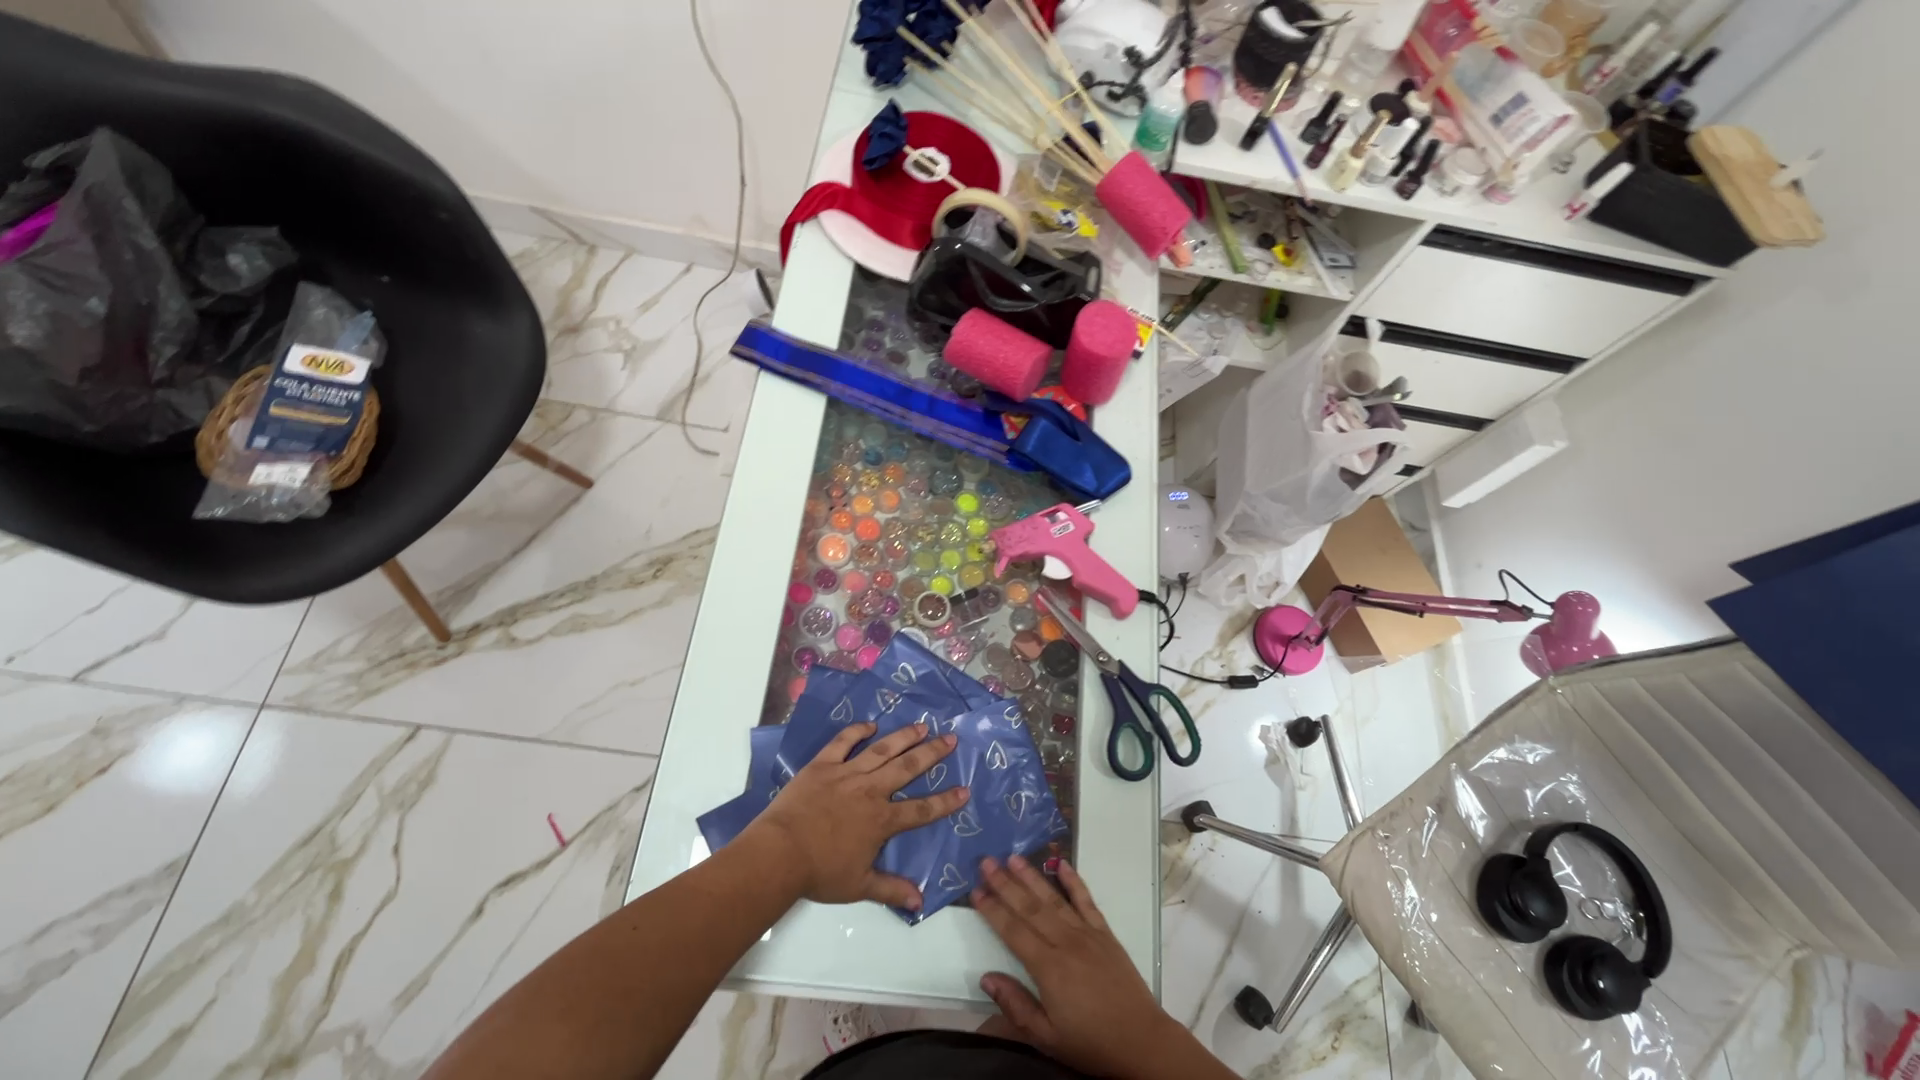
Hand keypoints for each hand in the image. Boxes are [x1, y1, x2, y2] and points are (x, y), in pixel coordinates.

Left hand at [744, 721, 968, 911]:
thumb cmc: (819, 872)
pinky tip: (870, 726)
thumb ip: (891, 890)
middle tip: (950, 739)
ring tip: (921, 726)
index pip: (921, 810)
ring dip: (904, 737)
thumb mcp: (859, 886)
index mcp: (882, 820)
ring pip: (882, 750)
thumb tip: (920, 903)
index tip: (964, 789)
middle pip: (907, 768)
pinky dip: (858, 732)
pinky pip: (844, 743)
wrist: (779, 853)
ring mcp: (846, 774)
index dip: (945, 801)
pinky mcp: (823, 765)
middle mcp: (870, 791)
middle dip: (932, 754)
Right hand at [972, 855, 1192, 1078]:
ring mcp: (1087, 935)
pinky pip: (1087, 901)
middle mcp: (1066, 943)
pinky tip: (1061, 864)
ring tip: (1013, 857)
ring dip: (1032, 876)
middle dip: (1005, 883)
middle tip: (986, 861)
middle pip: (1030, 908)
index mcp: (1048, 968)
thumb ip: (1015, 1006)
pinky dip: (1074, 881)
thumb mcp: (1046, 1037)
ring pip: (1054, 899)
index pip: (1013, 931)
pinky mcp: (1105, 934)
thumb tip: (986, 977)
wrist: (1142, 1040)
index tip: (975, 891)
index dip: (992, 910)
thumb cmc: (1091, 1042)